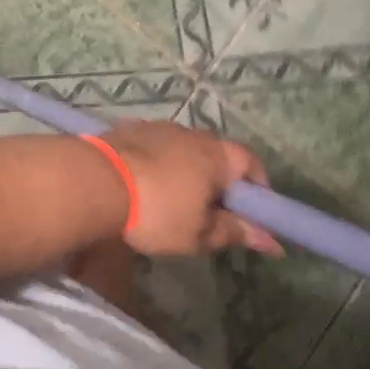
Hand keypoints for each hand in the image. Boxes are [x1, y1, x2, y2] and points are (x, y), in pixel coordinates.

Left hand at [101, 121, 285, 258]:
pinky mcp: (127, 128)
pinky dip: (159, 162)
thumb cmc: (157, 210)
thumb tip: (273, 242)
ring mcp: (155, 126)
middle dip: (220, 178)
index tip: (253, 211)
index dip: (257, 185)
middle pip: (216, 151)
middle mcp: (188, 132)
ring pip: (183, 147)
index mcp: (214, 154)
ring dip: (187, 169)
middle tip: (213, 210)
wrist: (96, 179)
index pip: (250, 160)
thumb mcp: (200, 234)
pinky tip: (147, 184)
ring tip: (177, 199)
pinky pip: (154, 145)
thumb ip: (236, 233)